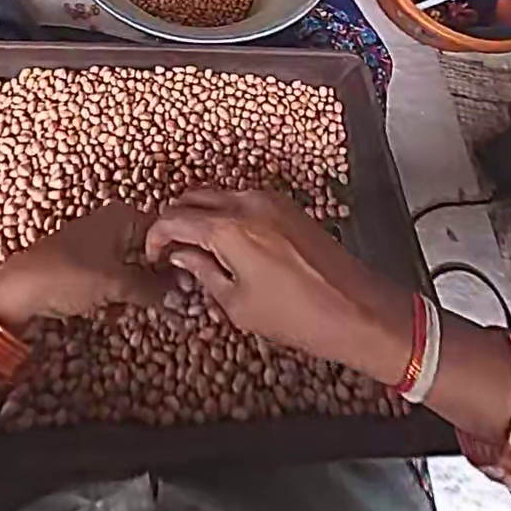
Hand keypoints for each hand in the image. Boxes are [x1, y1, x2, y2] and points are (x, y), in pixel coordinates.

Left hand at [0, 203, 170, 323]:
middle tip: (169, 305)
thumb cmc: (70, 274)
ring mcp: (97, 243)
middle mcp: (112, 223)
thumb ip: (152, 289)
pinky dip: (114, 294)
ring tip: (129, 310)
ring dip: (133, 291)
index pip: (165, 232)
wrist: (19, 288)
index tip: (190, 287)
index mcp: (123, 216)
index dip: (177, 260)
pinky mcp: (84, 263)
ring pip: (130, 267)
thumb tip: (181, 296)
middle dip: (155, 280)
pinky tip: (108, 312)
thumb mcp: (117, 283)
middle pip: (148, 251)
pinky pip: (112, 277)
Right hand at [144, 189, 413, 384]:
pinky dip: (224, 212)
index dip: (156, 236)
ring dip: (200, 215)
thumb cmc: (299, 315)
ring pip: (216, 195)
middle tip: (171, 250)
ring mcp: (267, 199)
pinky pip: (241, 198)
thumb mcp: (238, 304)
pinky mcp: (283, 204)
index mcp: (228, 228)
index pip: (174, 219)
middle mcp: (244, 203)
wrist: (357, 308)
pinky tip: (227, 241)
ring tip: (199, 248)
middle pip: (191, 198)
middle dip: (175, 221)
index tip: (153, 254)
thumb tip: (183, 256)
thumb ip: (203, 271)